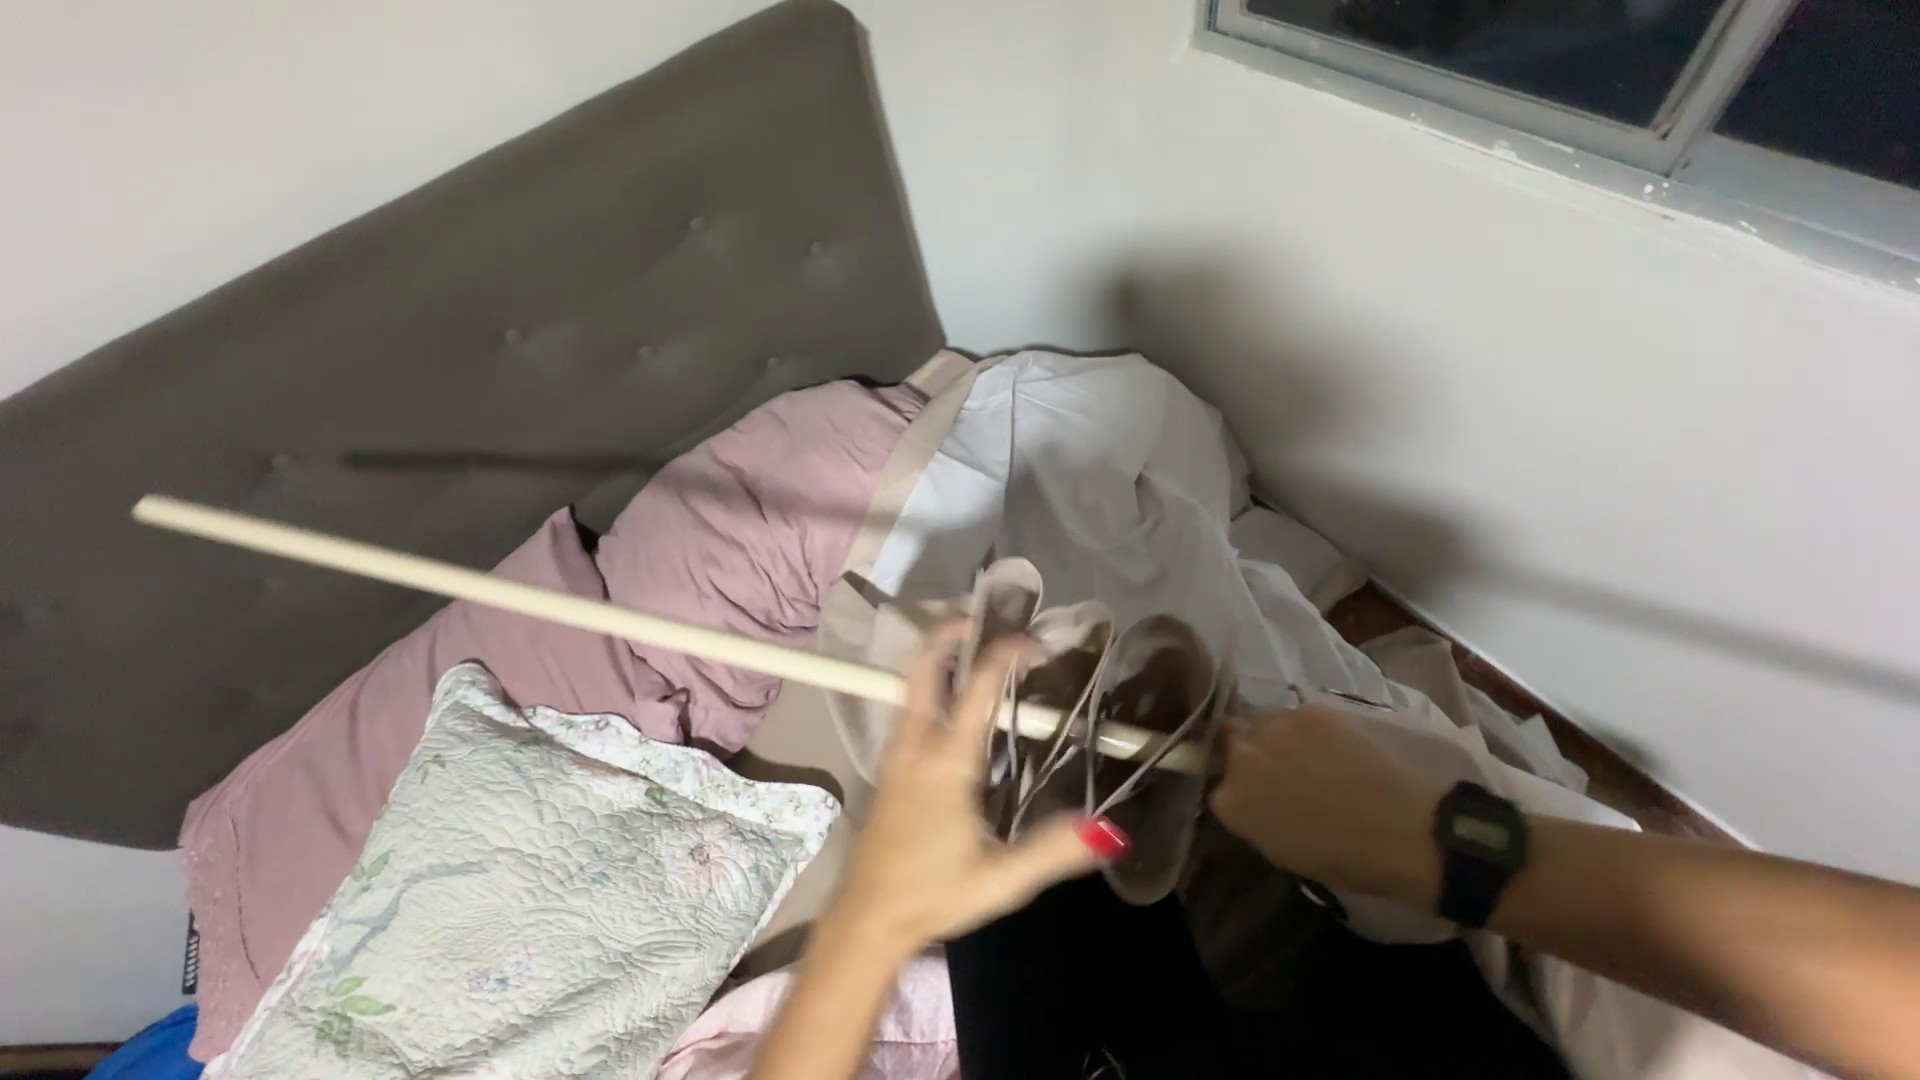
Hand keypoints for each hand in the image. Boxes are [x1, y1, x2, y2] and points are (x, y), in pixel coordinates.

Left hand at [828, 619, 1126, 954]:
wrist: (866, 917)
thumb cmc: (933, 894)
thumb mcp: (1001, 879)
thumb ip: (1053, 850)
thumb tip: (1109, 828)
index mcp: (947, 762)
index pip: (977, 689)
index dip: (1004, 654)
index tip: (1033, 641)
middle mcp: (915, 746)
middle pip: (922, 668)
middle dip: (948, 633)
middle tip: (981, 617)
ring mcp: (894, 754)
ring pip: (908, 685)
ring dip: (936, 657)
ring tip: (971, 647)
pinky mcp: (886, 769)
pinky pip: (906, 708)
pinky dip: (928, 686)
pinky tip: (951, 703)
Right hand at [1209, 704, 1444, 906]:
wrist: (1403, 832)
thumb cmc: (1342, 857)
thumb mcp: (1278, 849)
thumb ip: (1249, 815)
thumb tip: (1250, 797)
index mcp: (1230, 801)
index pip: (1216, 784)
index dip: (1236, 786)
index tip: (1255, 794)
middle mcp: (1240, 757)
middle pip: (1228, 740)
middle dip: (1242, 749)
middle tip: (1273, 767)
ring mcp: (1273, 728)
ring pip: (1260, 721)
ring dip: (1274, 735)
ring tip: (1306, 753)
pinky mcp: (1307, 711)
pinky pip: (1295, 715)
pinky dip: (1306, 729)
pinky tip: (1331, 746)